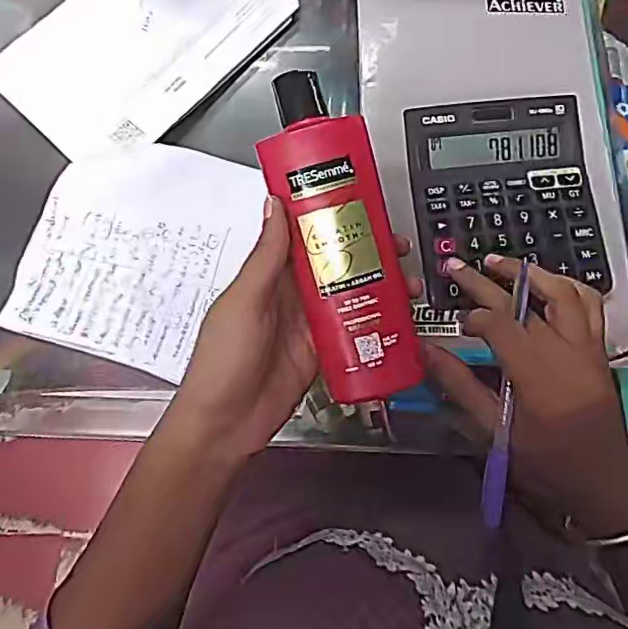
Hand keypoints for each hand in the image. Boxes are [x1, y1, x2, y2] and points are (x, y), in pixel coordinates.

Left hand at [168, 196, 416, 458]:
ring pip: (348, 295)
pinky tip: (397, 318)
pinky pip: (352, 330)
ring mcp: (307, 324)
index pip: (302, 238)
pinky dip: (375, 322)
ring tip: (405, 282)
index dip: (330, 219)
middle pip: (333, 265)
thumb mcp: (244, 301)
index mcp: (267, 276)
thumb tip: (274, 205)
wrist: (226, 425)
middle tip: (396, 246)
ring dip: (377, 286)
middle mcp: (289, 296)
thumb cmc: (221, 362)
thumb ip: (266, 257)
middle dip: (366, 253)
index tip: (358, 203)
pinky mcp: (320, 352)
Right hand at [420, 254, 627, 534]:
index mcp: (537, 375)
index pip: (501, 325)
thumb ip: (460, 385)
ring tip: (497, 262)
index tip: (458, 325)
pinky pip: (589, 304)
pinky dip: (566, 286)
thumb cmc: (545, 460)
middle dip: (484, 282)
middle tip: (456, 267)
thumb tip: (427, 352)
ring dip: (527, 272)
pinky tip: (545, 281)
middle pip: (523, 302)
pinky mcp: (598, 348)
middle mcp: (565, 353)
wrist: (601, 477)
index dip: (474, 318)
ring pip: (561, 292)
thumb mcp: (494, 429)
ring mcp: (587, 347)